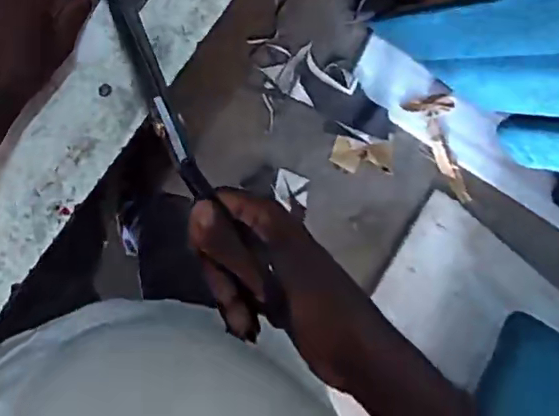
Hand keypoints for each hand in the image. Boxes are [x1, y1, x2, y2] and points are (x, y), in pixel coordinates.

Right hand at [188, 189, 378, 389]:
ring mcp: (268, 260)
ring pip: (226, 265)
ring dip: (229, 295)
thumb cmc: (321, 311)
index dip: (205, 225)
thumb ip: (230, 246)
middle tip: (232, 300)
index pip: (218, 201)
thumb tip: (196, 207)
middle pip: (218, 236)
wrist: (362, 358)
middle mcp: (266, 231)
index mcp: (269, 218)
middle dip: (220, 272)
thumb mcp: (270, 280)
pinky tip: (250, 327)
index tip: (204, 258)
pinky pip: (238, 287)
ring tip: (245, 323)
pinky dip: (238, 307)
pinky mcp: (271, 287)